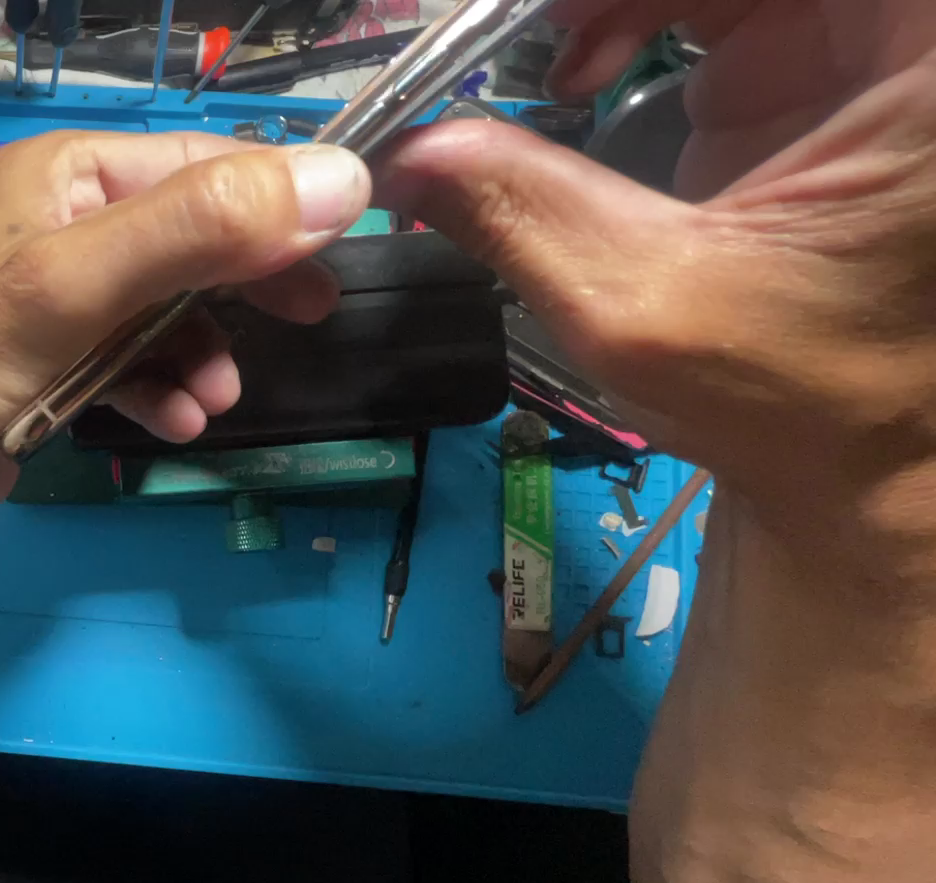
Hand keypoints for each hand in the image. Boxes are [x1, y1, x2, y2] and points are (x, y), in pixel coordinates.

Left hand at [0, 132, 370, 537]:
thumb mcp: (68, 291)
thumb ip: (191, 231)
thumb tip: (337, 181)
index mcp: (60, 176)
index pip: (195, 164)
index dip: (272, 201)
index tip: (341, 246)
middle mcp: (62, 224)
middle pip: (188, 237)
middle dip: (242, 285)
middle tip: (311, 314)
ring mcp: (60, 298)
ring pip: (167, 309)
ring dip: (200, 354)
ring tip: (213, 401)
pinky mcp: (58, 359)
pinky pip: (134, 360)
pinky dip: (161, 387)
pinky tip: (177, 422)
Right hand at [379, 0, 935, 585]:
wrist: (859, 438)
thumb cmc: (782, 387)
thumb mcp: (633, 301)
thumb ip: (520, 213)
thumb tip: (401, 153)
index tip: (521, 19)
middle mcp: (930, 18)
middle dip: (608, 0)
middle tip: (516, 38)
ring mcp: (889, 27)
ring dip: (615, 3)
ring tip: (545, 74)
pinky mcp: (838, 53)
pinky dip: (634, 19)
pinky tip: (578, 81)